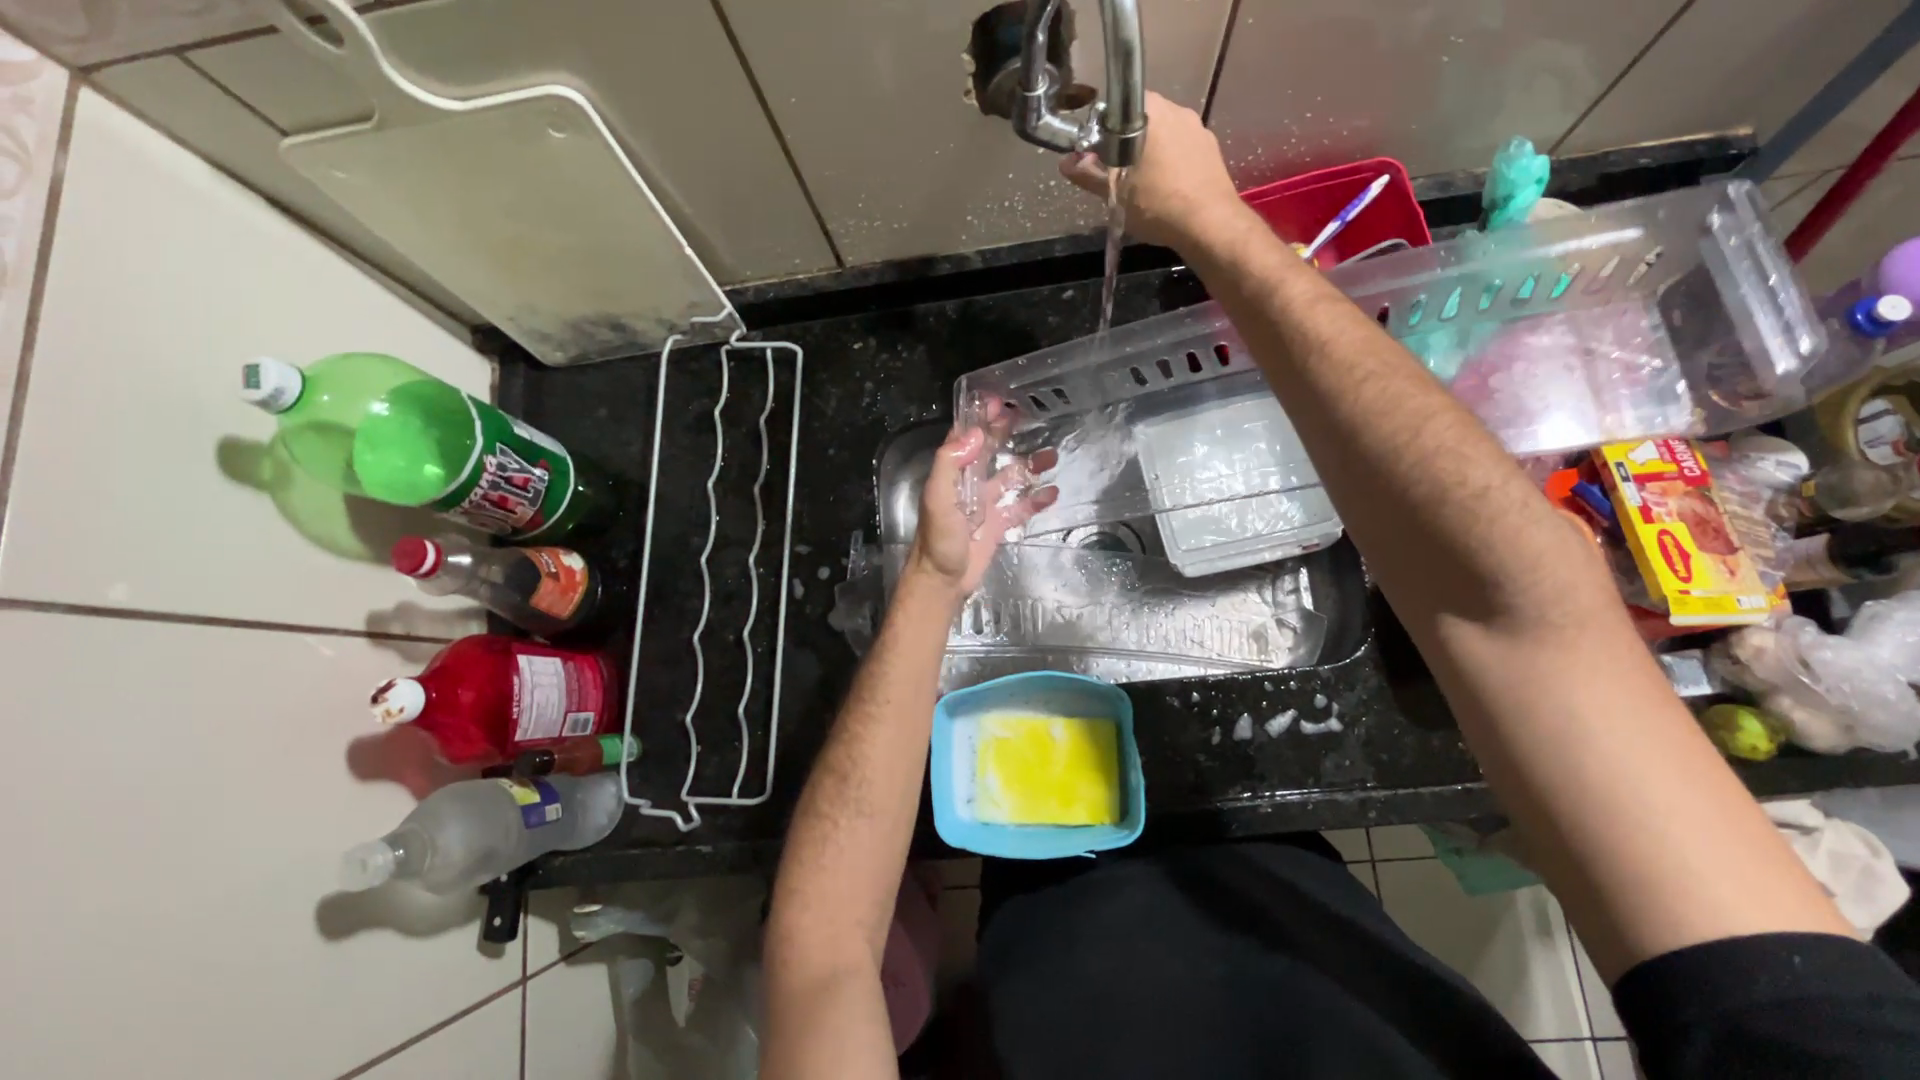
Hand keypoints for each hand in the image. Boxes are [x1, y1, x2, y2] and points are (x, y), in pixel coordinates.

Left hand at [906, 409, 1056, 599]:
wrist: (943, 582)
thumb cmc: (938, 540)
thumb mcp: (938, 498)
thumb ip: (950, 464)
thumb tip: (974, 433)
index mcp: (951, 475)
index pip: (964, 438)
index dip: (978, 419)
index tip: (997, 401)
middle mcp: (968, 485)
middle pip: (988, 452)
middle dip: (1005, 434)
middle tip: (1026, 417)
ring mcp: (985, 505)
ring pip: (1010, 478)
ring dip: (1029, 466)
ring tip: (1052, 455)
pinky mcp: (998, 525)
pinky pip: (1020, 508)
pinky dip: (1036, 500)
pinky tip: (1052, 492)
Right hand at [1059, 91, 1243, 249]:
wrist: (1209, 225)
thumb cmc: (1158, 204)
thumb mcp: (1115, 193)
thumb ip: (1087, 174)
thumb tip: (1066, 162)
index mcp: (1152, 111)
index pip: (1120, 104)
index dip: (1105, 127)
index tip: (1099, 151)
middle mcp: (1178, 110)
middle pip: (1143, 119)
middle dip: (1128, 140)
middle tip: (1117, 171)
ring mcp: (1199, 129)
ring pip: (1165, 134)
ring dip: (1151, 152)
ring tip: (1143, 184)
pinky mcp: (1212, 149)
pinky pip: (1183, 148)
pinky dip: (1172, 162)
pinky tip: (1167, 188)